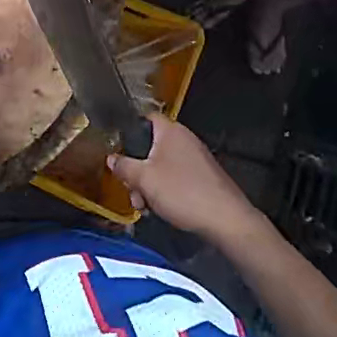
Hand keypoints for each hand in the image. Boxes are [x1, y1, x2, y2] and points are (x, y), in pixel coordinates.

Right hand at [106, 115, 266, 246]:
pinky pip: (175, 178)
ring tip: (145, 206)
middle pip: (150, 147)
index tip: (118, 147)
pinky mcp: (202, 177)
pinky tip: (160, 209)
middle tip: (131, 189)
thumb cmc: (182, 192)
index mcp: (171, 131)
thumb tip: (112, 158)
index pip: (146, 118)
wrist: (224, 219)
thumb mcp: (143, 179)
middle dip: (136, 169)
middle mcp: (184, 140)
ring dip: (147, 185)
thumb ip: (123, 166)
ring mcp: (195, 159)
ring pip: (161, 166)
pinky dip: (164, 191)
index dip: (129, 129)